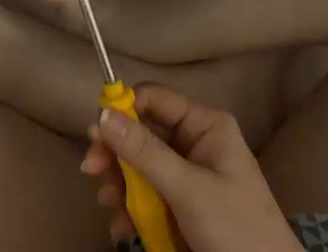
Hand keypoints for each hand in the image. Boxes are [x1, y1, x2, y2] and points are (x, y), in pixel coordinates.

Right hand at [83, 84, 302, 251]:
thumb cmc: (236, 228)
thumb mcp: (188, 189)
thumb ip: (144, 152)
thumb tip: (101, 113)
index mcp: (204, 126)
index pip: (154, 99)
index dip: (122, 108)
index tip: (96, 131)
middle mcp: (193, 143)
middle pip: (140, 133)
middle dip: (115, 153)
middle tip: (90, 170)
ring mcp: (186, 176)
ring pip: (138, 166)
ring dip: (118, 184)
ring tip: (109, 206)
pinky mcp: (179, 205)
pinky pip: (145, 195)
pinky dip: (129, 208)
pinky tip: (122, 226)